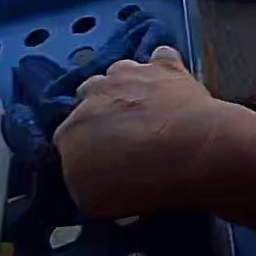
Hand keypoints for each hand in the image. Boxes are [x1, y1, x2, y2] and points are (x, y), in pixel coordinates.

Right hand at [55, 48, 221, 215]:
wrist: (188, 150)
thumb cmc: (138, 181)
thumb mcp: (93, 199)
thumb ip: (83, 177)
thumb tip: (91, 170)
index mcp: (70, 130)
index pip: (67, 135)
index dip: (84, 144)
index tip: (99, 154)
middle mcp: (95, 95)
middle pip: (89, 94)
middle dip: (101, 107)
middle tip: (122, 127)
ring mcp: (132, 74)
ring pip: (120, 70)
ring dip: (129, 83)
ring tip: (145, 101)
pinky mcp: (167, 66)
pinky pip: (160, 56)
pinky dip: (163, 64)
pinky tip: (171, 76)